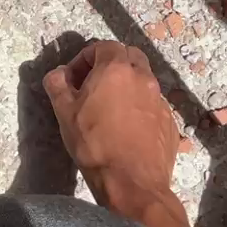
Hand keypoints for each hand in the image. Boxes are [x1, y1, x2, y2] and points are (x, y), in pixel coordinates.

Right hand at [42, 41, 182, 218]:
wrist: (131, 181)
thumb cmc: (93, 141)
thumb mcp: (63, 110)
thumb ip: (57, 83)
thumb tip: (60, 73)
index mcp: (116, 69)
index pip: (104, 45)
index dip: (85, 56)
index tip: (73, 77)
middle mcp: (143, 78)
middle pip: (130, 55)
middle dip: (110, 64)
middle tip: (93, 84)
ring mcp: (160, 100)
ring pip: (143, 80)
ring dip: (125, 84)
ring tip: (108, 108)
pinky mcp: (169, 122)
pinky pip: (152, 103)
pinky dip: (138, 105)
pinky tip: (125, 128)